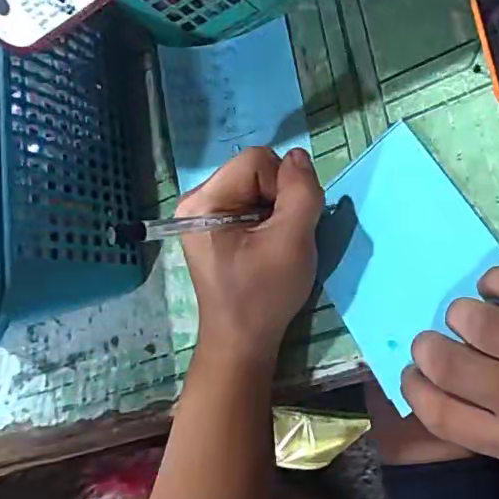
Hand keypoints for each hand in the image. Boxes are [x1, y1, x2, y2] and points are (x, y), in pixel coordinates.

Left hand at [178, 147, 324, 366]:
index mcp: (205, 200)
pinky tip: (268, 246)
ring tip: (276, 244)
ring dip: (278, 209)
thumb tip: (299, 156)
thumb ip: (300, 192)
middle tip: (283, 236)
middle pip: (256, 170)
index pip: (258, 160)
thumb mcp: (292, 240)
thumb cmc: (264, 294)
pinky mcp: (216, 227)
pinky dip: (270, 219)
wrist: (243, 342)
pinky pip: (252, 202)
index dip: (283, 185)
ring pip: (258, 185)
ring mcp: (205, 214)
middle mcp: (198, 200)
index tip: (284, 224)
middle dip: (280, 197)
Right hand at [401, 268, 498, 465]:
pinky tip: (497, 290)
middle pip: (449, 362)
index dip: (413, 386)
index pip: (440, 413)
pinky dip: (492, 282)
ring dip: (461, 312)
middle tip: (437, 337)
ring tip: (471, 316)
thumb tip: (427, 380)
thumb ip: (482, 421)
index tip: (413, 370)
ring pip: (476, 318)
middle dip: (428, 344)